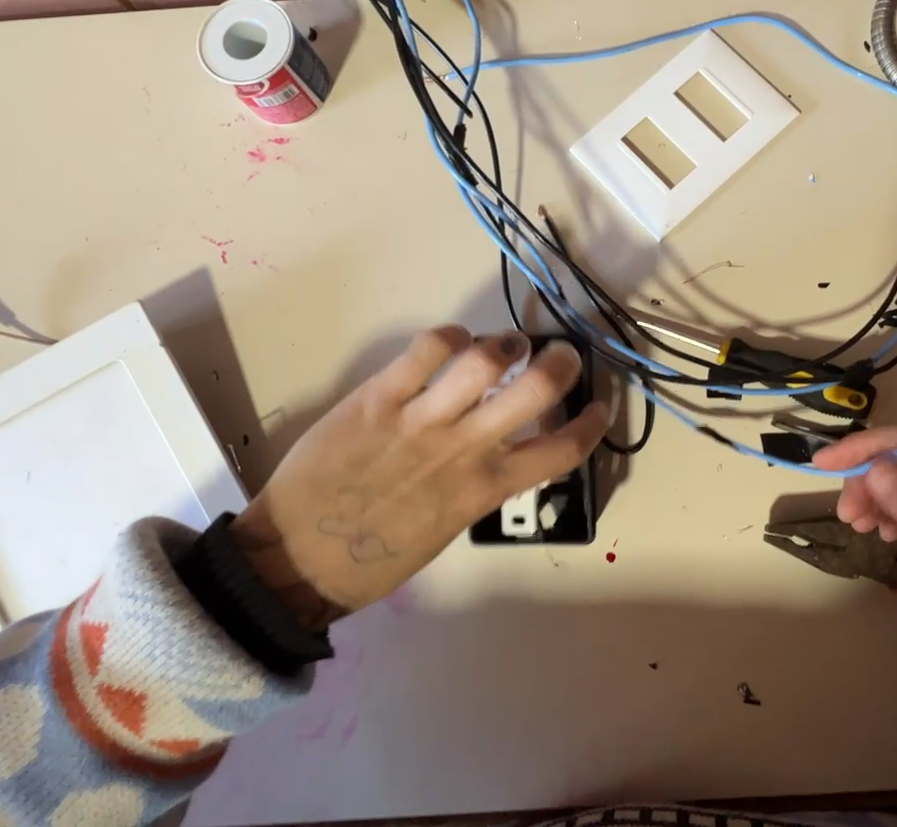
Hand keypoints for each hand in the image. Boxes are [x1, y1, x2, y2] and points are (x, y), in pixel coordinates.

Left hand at [231, 326, 606, 622]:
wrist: (299, 560)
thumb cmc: (377, 556)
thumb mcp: (447, 528)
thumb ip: (478, 486)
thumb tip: (495, 448)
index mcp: (484, 490)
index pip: (561, 452)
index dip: (590, 424)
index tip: (597, 406)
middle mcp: (464, 449)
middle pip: (536, 391)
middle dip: (561, 364)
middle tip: (559, 356)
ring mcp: (422, 420)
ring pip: (486, 361)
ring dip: (507, 344)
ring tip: (507, 345)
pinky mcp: (379, 399)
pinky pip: (426, 350)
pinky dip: (450, 336)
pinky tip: (452, 342)